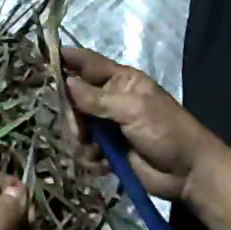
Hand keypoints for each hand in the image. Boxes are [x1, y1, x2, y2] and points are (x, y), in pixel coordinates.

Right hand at [61, 44, 228, 202]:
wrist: (188, 173)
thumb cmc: (166, 130)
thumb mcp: (133, 109)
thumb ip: (97, 98)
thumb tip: (66, 83)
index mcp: (120, 80)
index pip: (87, 63)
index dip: (66, 58)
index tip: (41, 56)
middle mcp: (110, 99)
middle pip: (74, 98)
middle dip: (72, 115)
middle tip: (79, 130)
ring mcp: (108, 126)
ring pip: (76, 127)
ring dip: (80, 141)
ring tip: (95, 151)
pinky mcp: (108, 152)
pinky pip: (84, 151)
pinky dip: (89, 158)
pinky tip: (102, 164)